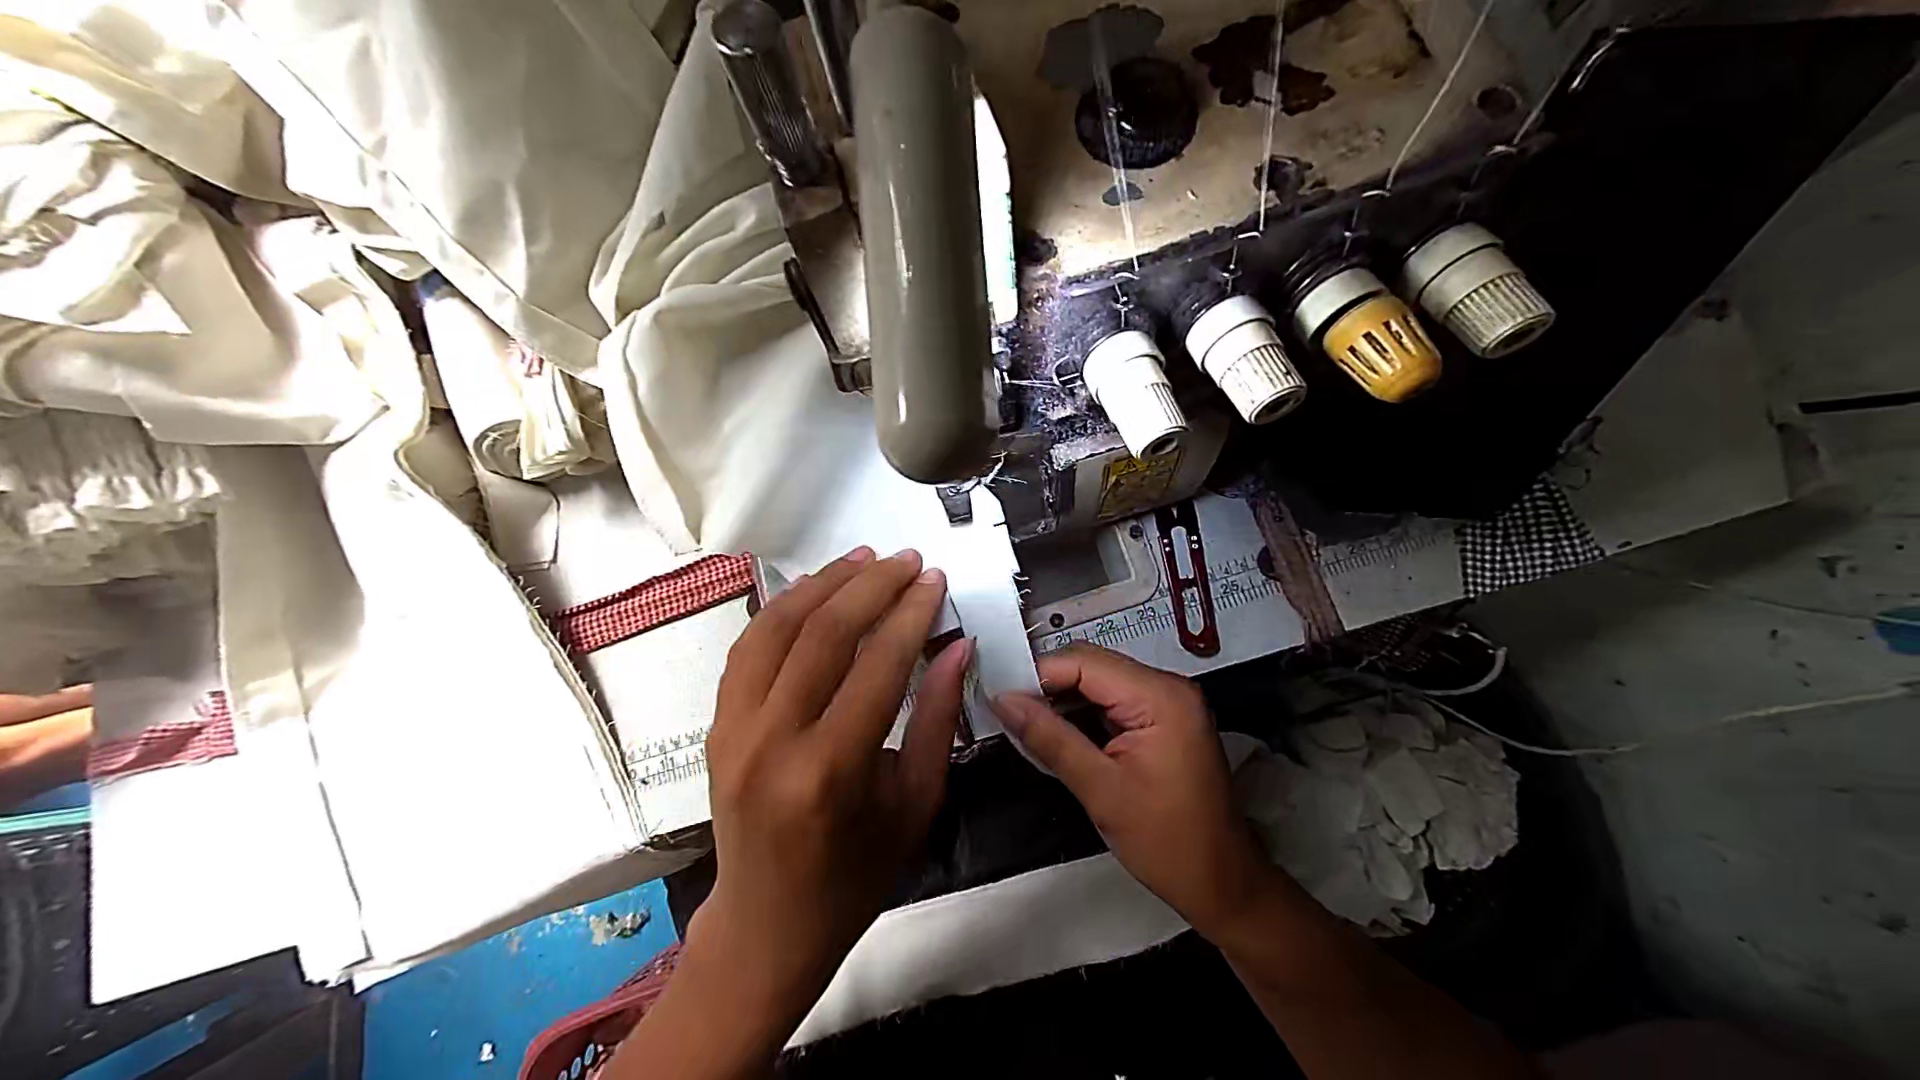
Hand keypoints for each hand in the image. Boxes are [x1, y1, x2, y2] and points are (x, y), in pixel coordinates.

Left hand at [695, 546, 969, 1025]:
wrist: (767, 924)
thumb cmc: (855, 875)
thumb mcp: (915, 803)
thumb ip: (936, 718)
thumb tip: (957, 647)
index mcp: (831, 770)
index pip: (877, 663)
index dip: (911, 613)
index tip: (935, 581)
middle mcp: (773, 740)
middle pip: (824, 633)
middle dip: (872, 586)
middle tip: (907, 561)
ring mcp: (734, 729)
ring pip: (776, 628)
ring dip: (822, 584)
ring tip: (862, 559)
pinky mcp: (716, 726)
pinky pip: (748, 649)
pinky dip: (781, 611)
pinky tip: (813, 592)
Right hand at [990, 645, 1269, 936]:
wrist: (1222, 884)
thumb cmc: (1168, 843)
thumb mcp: (1100, 789)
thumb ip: (1049, 738)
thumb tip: (1003, 701)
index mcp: (1160, 697)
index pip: (1084, 662)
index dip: (1037, 675)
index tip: (998, 696)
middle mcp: (1168, 688)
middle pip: (1091, 666)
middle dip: (1046, 686)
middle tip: (1006, 711)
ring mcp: (1168, 703)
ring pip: (1098, 683)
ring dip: (1061, 701)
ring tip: (1024, 723)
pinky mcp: (1163, 720)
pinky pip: (1112, 702)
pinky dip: (1081, 715)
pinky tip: (1055, 733)